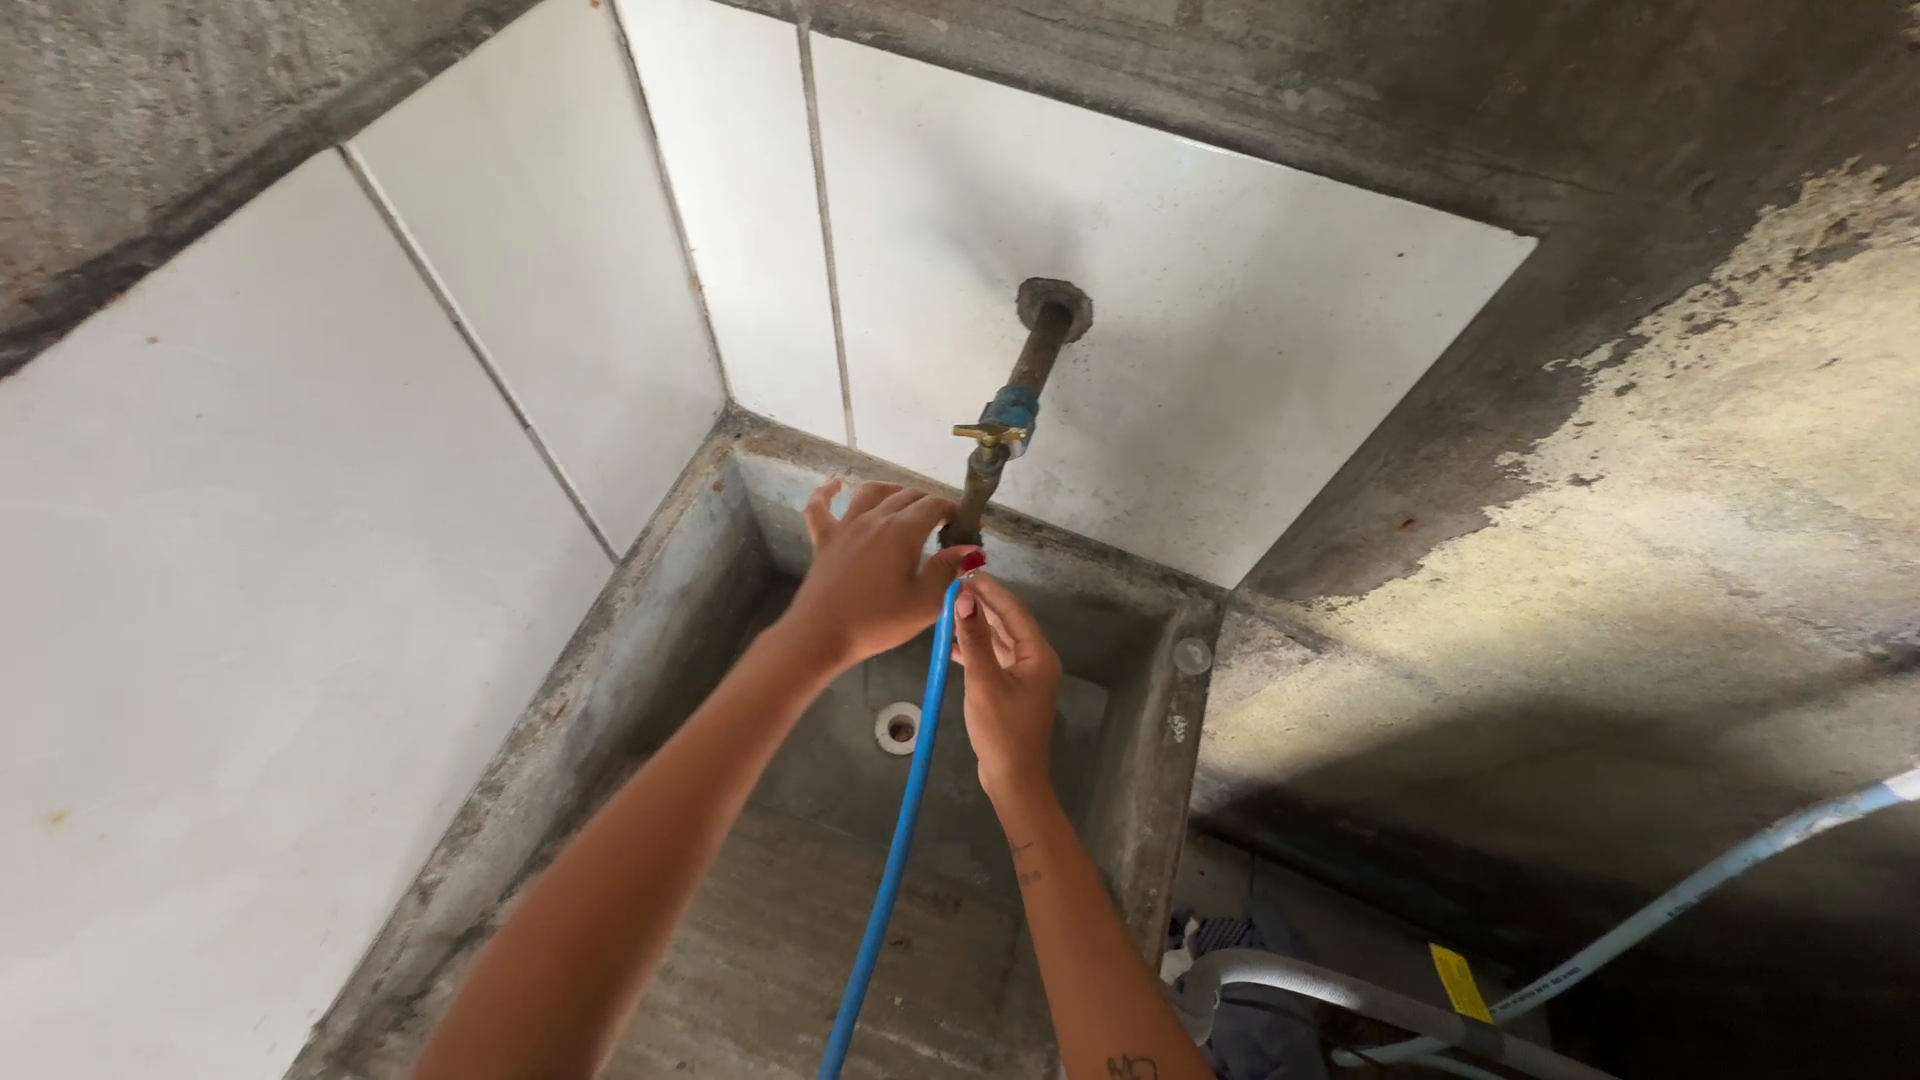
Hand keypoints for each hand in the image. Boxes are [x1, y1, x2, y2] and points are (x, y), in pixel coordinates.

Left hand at [782, 478, 977, 672]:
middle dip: (930, 504)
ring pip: (872, 492)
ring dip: (894, 491)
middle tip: (943, 525)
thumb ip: (947, 570)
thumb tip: (969, 550)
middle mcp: (875, 518)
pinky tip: (836, 484)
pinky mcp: (824, 539)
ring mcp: (846, 525)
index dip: (955, 512)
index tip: (967, 528)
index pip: (935, 505)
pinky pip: (821, 506)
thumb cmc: (877, 623)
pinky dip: (828, 491)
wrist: (820, 636)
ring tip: (906, 502)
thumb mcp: (924, 603)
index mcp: (903, 531)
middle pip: (908, 496)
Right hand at [952, 574, 1061, 799]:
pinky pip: (995, 660)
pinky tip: (953, 646)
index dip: (991, 592)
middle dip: (983, 606)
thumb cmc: (1001, 730)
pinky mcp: (1013, 690)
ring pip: (1001, 642)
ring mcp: (1026, 677)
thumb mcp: (983, 681)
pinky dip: (977, 650)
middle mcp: (1037, 661)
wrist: (1013, 778)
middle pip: (1009, 624)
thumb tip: (965, 599)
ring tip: (950, 611)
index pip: (1014, 612)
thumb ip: (973, 639)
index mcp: (1038, 656)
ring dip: (978, 627)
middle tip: (955, 588)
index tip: (967, 574)